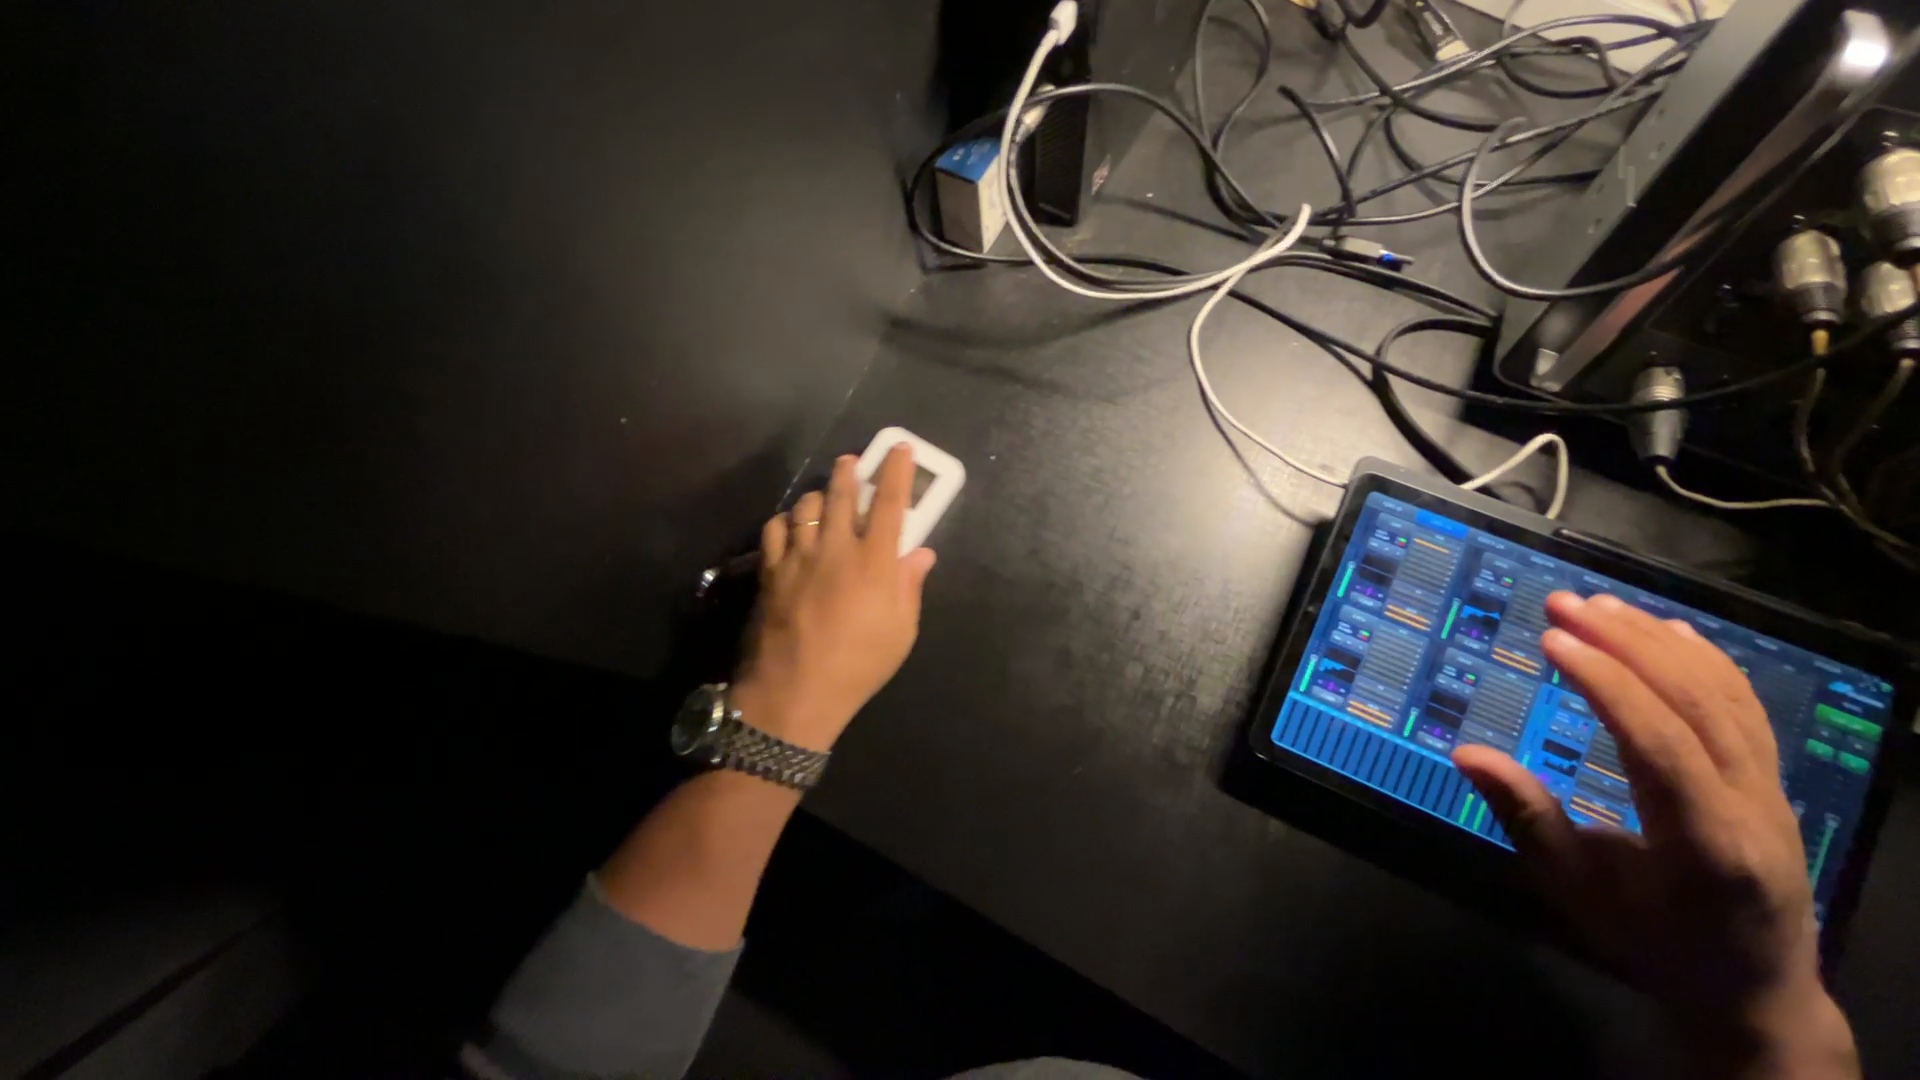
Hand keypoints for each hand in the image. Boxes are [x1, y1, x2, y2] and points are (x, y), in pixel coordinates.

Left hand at [731, 444, 937, 752]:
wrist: (796, 691)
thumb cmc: (859, 665)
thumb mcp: (901, 632)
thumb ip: (910, 586)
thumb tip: (922, 553)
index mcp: (875, 562)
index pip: (890, 504)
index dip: (897, 472)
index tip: (900, 450)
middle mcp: (836, 548)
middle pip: (841, 494)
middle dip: (850, 471)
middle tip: (853, 461)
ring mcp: (798, 557)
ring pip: (806, 506)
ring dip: (818, 494)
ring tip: (823, 495)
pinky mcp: (770, 571)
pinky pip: (775, 529)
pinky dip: (786, 520)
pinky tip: (791, 525)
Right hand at [1453, 593, 1857, 1077]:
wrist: (1752, 987)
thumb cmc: (1648, 941)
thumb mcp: (1574, 890)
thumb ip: (1526, 818)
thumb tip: (1466, 753)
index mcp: (1703, 842)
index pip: (1658, 743)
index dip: (1605, 684)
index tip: (1551, 639)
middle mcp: (1751, 806)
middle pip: (1696, 703)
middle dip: (1626, 643)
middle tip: (1562, 603)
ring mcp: (1771, 790)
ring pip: (1725, 696)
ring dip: (1659, 641)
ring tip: (1599, 604)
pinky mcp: (1772, 780)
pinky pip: (1745, 706)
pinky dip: (1705, 659)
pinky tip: (1668, 630)